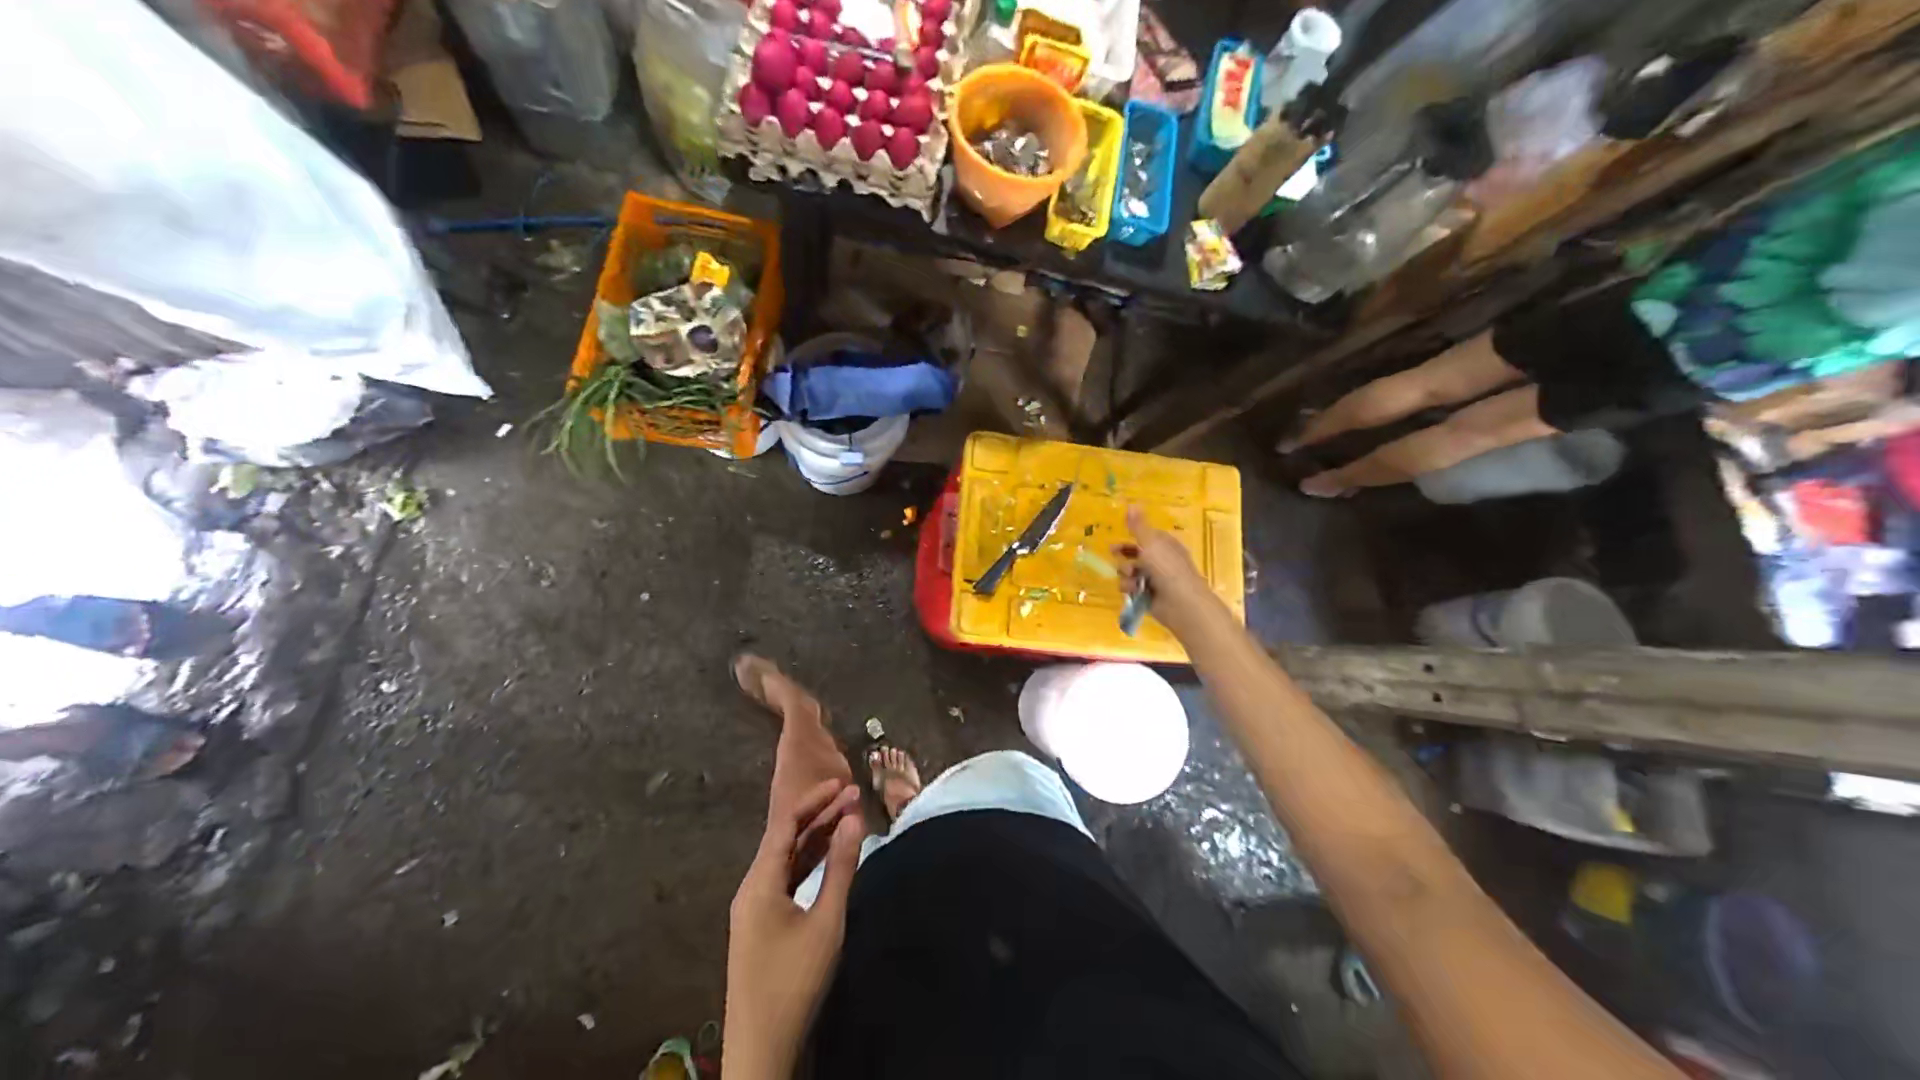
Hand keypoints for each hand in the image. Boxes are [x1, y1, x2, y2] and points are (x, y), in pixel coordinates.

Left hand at [723, 779, 863, 1079]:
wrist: (761, 1046)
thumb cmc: (794, 980)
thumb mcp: (825, 921)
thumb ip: (840, 867)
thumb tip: (854, 819)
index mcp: (759, 882)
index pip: (785, 825)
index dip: (814, 799)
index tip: (844, 782)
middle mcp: (752, 887)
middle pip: (785, 839)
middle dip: (819, 815)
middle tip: (854, 796)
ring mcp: (755, 907)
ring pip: (786, 860)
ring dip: (815, 838)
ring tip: (847, 817)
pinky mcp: (762, 924)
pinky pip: (785, 880)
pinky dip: (808, 863)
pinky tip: (828, 857)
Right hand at [1114, 506, 1207, 596]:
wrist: (1180, 602)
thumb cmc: (1167, 568)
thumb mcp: (1151, 543)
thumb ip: (1138, 526)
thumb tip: (1132, 503)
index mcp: (1164, 545)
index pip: (1145, 537)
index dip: (1131, 536)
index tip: (1118, 535)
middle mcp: (1159, 561)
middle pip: (1134, 554)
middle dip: (1124, 555)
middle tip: (1114, 553)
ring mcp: (1153, 579)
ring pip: (1129, 572)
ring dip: (1126, 573)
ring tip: (1130, 576)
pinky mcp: (1147, 595)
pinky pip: (1131, 588)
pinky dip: (1130, 588)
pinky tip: (1133, 589)